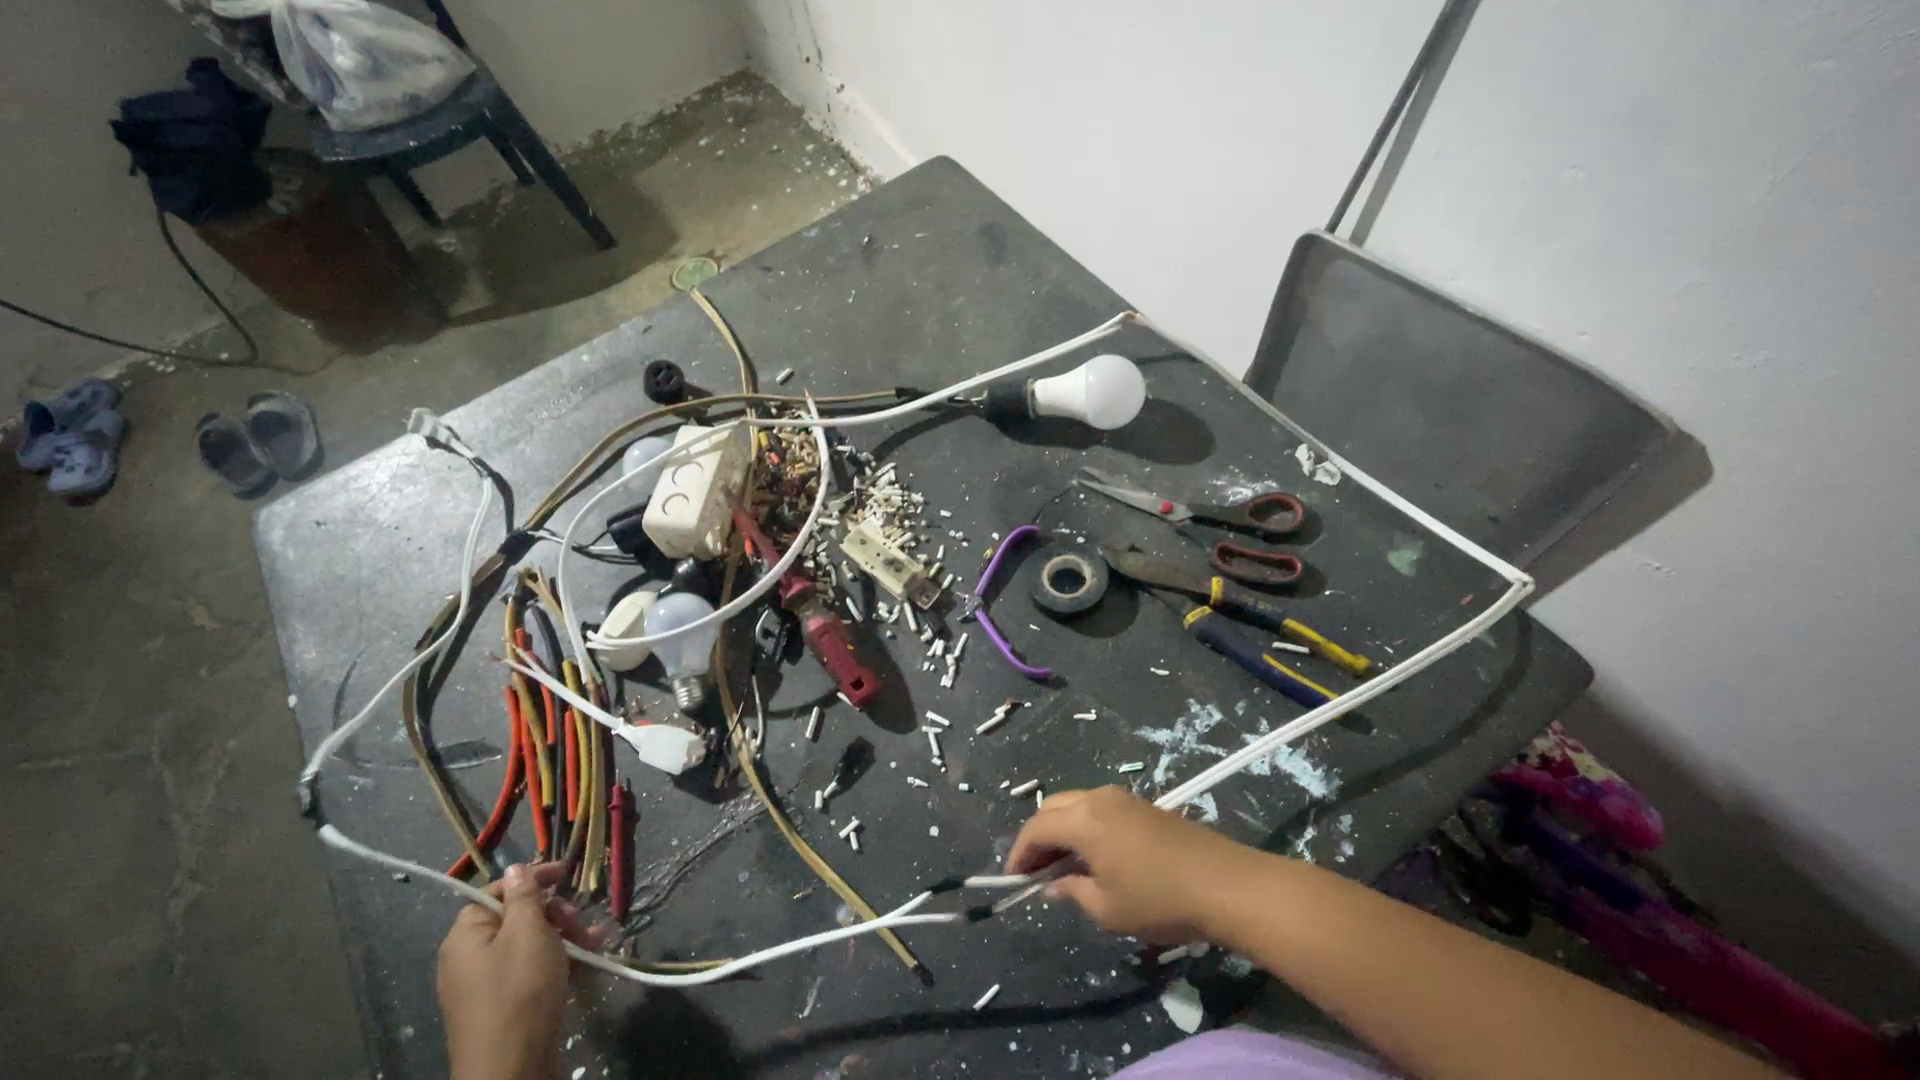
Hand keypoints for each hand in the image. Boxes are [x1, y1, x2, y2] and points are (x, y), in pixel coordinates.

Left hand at [437, 863, 610, 1079]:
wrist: (510, 1072)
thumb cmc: (519, 993)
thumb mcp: (527, 934)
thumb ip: (524, 897)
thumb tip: (515, 868)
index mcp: (466, 936)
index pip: (496, 892)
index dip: (532, 880)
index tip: (567, 875)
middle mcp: (469, 958)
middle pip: (515, 918)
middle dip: (554, 914)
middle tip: (580, 922)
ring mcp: (487, 986)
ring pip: (530, 946)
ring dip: (564, 938)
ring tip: (595, 945)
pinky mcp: (506, 1007)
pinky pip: (533, 972)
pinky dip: (559, 963)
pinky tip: (589, 964)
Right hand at [1005, 787, 1255, 943]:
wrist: (1227, 885)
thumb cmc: (1160, 900)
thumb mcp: (1107, 908)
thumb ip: (1072, 891)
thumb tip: (1053, 883)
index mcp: (1084, 820)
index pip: (1036, 828)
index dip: (1019, 853)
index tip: (1013, 879)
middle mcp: (1099, 798)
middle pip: (1053, 808)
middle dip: (1038, 837)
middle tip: (1034, 871)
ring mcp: (1125, 799)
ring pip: (1077, 805)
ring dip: (1062, 830)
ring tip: (1061, 866)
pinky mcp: (1145, 806)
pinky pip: (1100, 809)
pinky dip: (1084, 827)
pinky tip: (1092, 857)